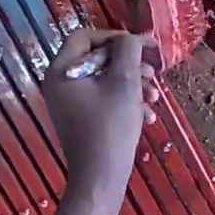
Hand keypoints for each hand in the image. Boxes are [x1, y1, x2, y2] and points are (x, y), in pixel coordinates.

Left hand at [42, 29, 158, 199]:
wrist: (100, 178)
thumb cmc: (110, 127)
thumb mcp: (124, 82)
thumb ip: (128, 51)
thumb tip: (132, 38)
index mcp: (61, 70)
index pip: (85, 36)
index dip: (115, 37)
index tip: (141, 46)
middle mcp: (59, 83)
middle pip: (97, 58)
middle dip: (129, 64)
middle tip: (153, 72)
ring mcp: (68, 102)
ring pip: (104, 79)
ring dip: (132, 83)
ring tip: (154, 96)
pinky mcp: (80, 118)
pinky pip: (102, 98)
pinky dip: (125, 101)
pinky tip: (147, 115)